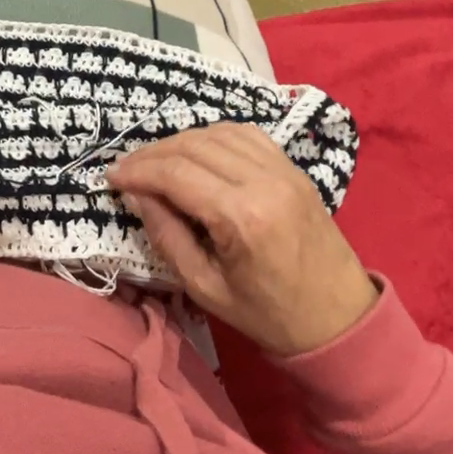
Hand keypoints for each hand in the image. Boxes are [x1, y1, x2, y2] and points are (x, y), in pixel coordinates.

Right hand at [106, 123, 376, 356]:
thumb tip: (137, 194)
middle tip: (127, 170)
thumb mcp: (204, 288)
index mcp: (242, 218)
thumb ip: (166, 235)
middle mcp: (263, 182)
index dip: (137, 171)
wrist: (341, 320)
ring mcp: (282, 170)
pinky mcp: (293, 168)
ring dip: (178, 142)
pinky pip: (244, 134)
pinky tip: (195, 152)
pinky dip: (212, 136)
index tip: (111, 177)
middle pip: (192, 146)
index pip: (176, 174)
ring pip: (216, 133)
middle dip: (151, 154)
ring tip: (156, 162)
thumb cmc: (269, 314)